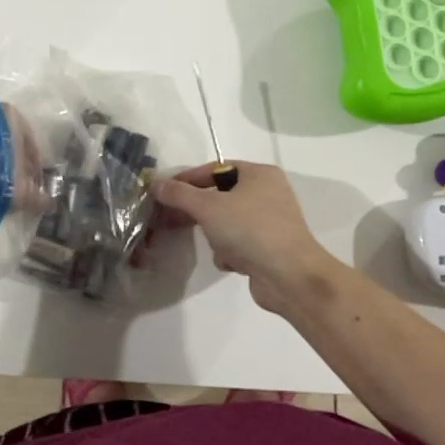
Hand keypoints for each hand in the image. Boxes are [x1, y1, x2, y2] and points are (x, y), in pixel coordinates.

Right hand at [151, 161, 343, 316]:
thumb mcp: (207, 207)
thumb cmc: (249, 230)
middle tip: (172, 219)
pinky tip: (232, 262)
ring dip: (216, 236)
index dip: (187, 179)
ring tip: (216, 245)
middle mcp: (268, 193)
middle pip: (220, 196)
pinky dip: (230, 252)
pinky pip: (239, 243)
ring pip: (227, 222)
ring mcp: (271, 221)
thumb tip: (155, 183)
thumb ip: (178, 194)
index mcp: (259, 174)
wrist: (289, 276)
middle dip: (198, 211)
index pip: (215, 168)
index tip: (164, 192)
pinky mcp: (270, 247)